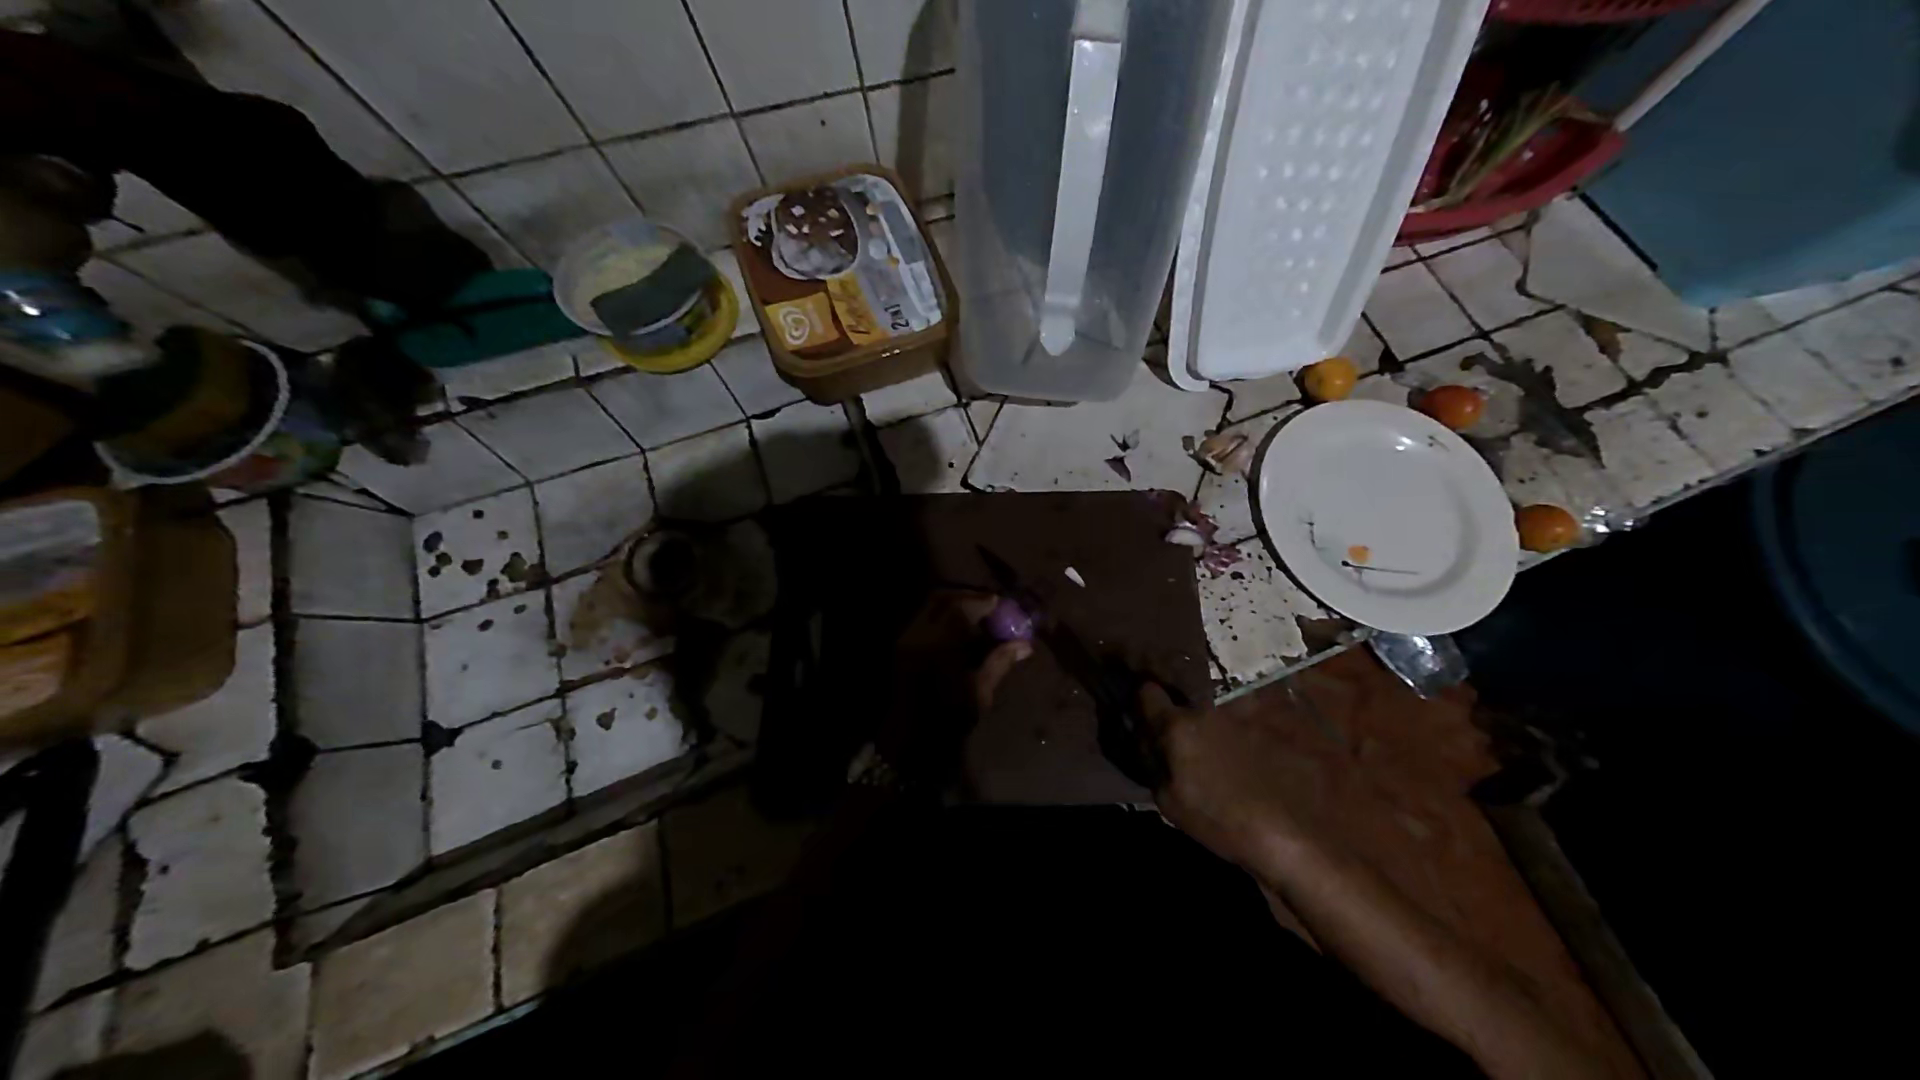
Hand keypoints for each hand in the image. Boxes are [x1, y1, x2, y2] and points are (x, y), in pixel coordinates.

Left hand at [877, 591, 1032, 785]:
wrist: (908, 741)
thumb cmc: (946, 720)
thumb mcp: (978, 692)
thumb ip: (999, 662)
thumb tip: (1025, 644)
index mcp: (936, 645)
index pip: (959, 607)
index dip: (981, 601)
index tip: (1000, 603)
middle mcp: (916, 636)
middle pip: (941, 600)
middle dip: (966, 597)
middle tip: (989, 605)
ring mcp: (906, 640)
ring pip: (930, 608)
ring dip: (954, 605)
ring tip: (977, 617)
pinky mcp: (902, 647)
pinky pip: (924, 620)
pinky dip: (943, 617)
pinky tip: (960, 630)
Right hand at [1140, 683, 1312, 868]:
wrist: (1301, 836)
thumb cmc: (1225, 824)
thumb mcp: (1170, 803)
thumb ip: (1152, 762)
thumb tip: (1144, 738)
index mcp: (1179, 726)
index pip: (1147, 692)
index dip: (1143, 702)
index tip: (1146, 715)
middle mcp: (1211, 708)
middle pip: (1187, 701)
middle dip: (1185, 717)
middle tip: (1192, 743)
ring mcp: (1250, 710)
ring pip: (1223, 708)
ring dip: (1220, 723)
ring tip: (1233, 752)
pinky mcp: (1283, 720)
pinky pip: (1257, 717)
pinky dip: (1254, 731)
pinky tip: (1263, 757)